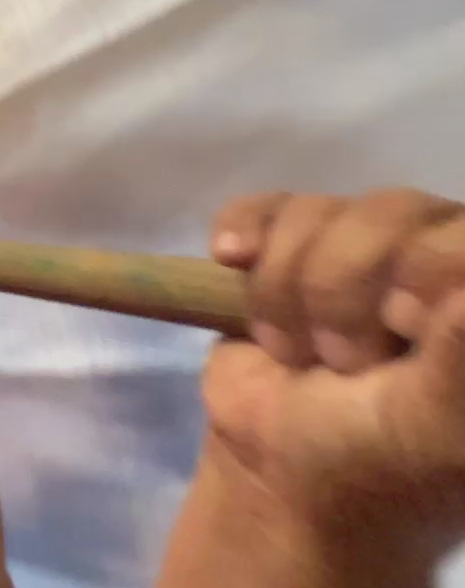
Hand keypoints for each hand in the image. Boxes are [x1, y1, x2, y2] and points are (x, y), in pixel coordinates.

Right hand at [200, 189, 464, 566]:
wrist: (274, 463)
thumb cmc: (375, 459)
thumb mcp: (434, 423)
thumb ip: (460, 359)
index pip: (458, 238)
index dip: (417, 271)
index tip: (399, 334)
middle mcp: (436, 265)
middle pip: (386, 212)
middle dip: (338, 287)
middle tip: (341, 356)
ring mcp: (355, 255)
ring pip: (314, 211)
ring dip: (281, 284)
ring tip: (291, 345)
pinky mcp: (277, 252)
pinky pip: (257, 206)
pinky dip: (239, 230)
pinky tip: (229, 261)